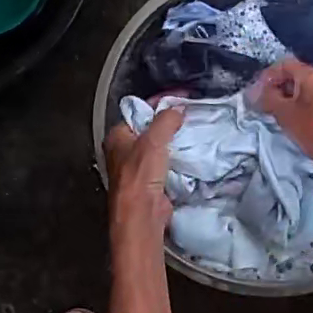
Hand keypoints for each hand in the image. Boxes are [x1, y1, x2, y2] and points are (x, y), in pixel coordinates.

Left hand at [103, 106, 181, 241]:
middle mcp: (124, 150)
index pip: (140, 111)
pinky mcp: (150, 181)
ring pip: (159, 145)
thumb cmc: (140, 175)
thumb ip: (166, 120)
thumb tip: (178, 108)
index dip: (160, 103)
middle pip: (150, 128)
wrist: (142, 214)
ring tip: (195, 129)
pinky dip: (178, 156)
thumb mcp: (153, 140)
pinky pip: (167, 162)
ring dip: (175, 140)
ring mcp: (137, 166)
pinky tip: (192, 151)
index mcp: (117, 136)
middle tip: (190, 113)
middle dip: (169, 121)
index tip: (182, 98)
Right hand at [254, 58, 312, 176]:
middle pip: (295, 75)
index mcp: (311, 76)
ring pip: (304, 88)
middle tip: (263, 102)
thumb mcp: (283, 112)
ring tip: (275, 112)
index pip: (284, 64)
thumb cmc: (311, 130)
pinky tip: (292, 119)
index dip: (267, 76)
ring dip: (287, 97)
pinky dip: (299, 105)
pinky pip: (312, 99)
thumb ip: (267, 98)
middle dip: (277, 87)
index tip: (257, 90)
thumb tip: (254, 92)